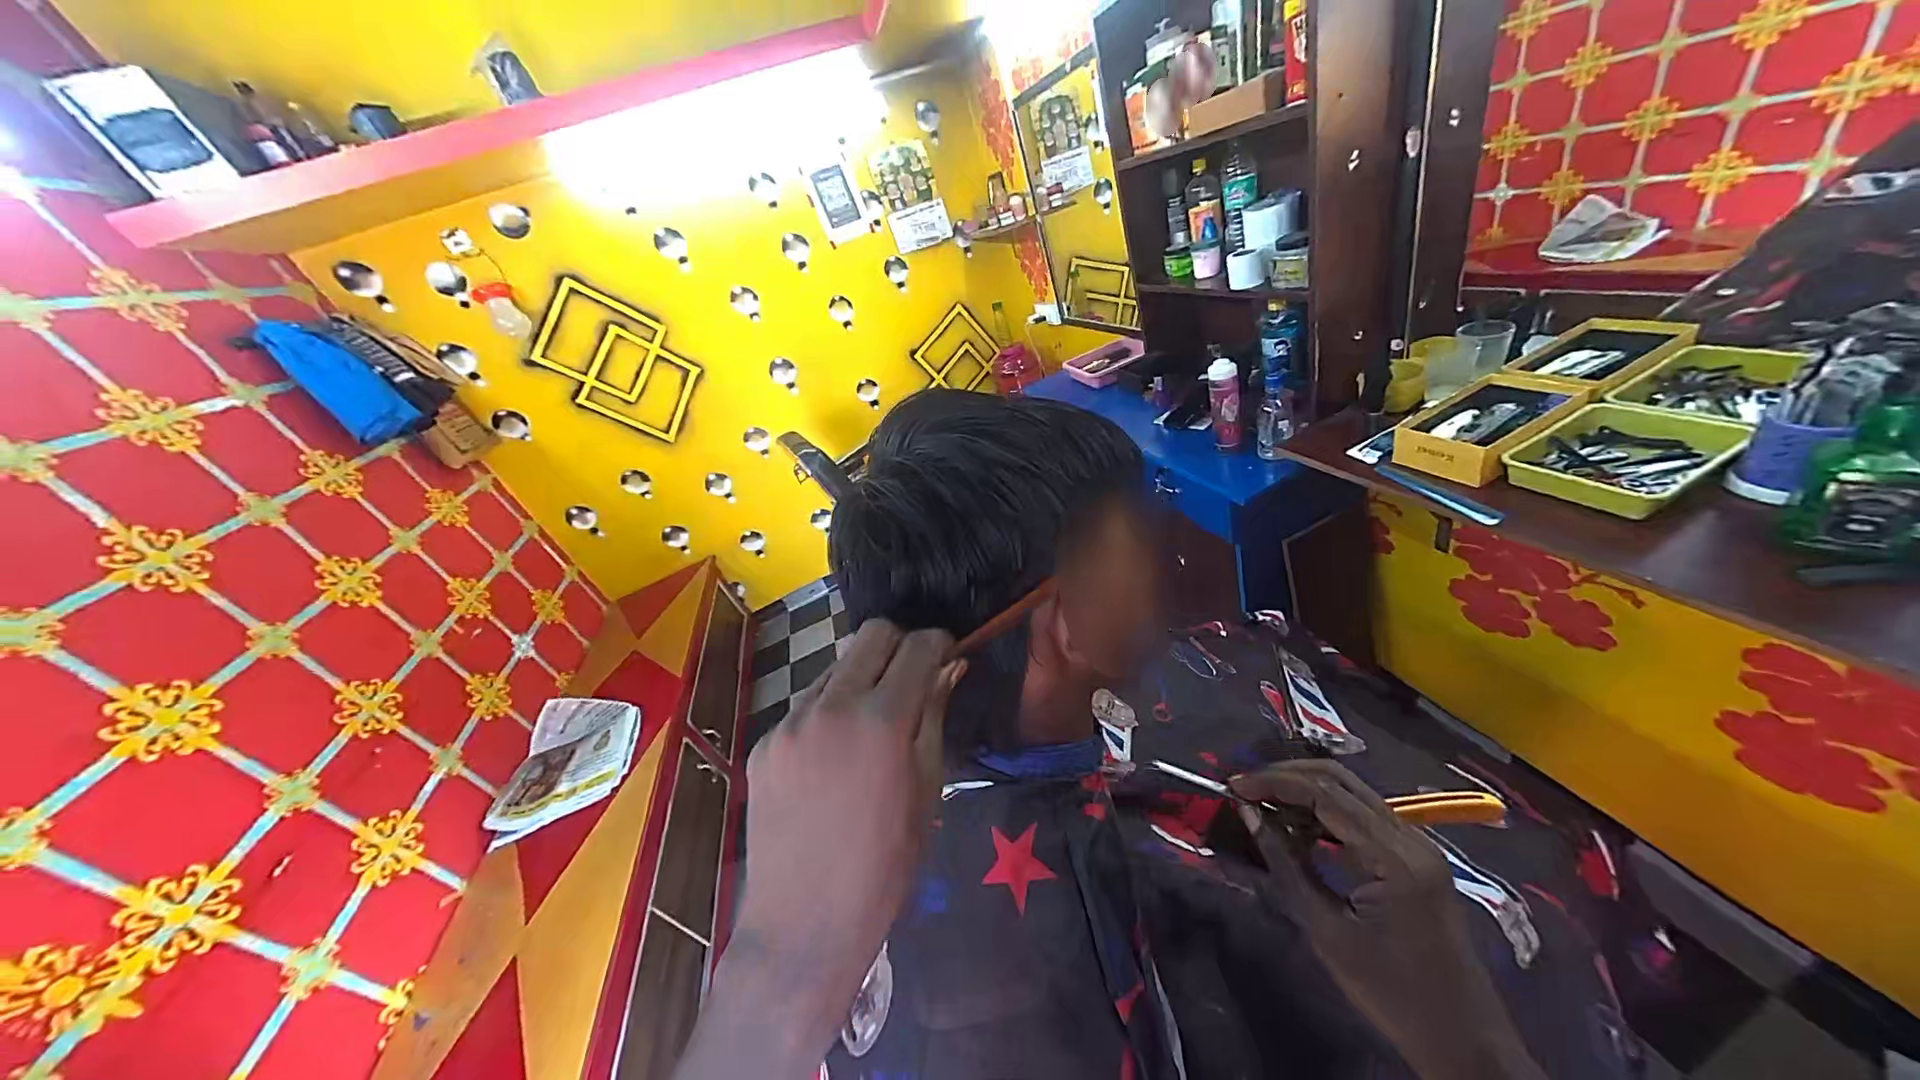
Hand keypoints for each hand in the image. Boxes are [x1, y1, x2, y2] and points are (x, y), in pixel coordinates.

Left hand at [677, 620, 960, 1078]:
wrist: (804, 923)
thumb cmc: (884, 866)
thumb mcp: (927, 791)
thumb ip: (934, 717)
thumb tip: (950, 668)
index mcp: (880, 722)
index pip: (917, 646)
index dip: (940, 643)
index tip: (948, 656)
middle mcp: (830, 707)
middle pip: (871, 634)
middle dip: (900, 645)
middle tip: (913, 679)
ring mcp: (789, 722)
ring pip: (836, 667)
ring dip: (862, 679)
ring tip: (870, 727)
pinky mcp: (764, 742)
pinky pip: (806, 705)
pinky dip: (829, 713)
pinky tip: (833, 758)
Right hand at [1230, 761, 1544, 1079]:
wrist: (1465, 1041)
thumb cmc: (1391, 994)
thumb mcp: (1326, 930)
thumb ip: (1286, 864)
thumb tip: (1249, 814)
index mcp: (1394, 857)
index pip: (1324, 794)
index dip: (1273, 782)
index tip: (1233, 786)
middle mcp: (1411, 838)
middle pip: (1339, 780)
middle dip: (1286, 776)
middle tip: (1244, 789)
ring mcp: (1418, 845)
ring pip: (1351, 791)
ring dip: (1303, 790)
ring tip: (1261, 804)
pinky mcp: (1415, 856)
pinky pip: (1362, 814)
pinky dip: (1324, 810)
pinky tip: (1296, 825)